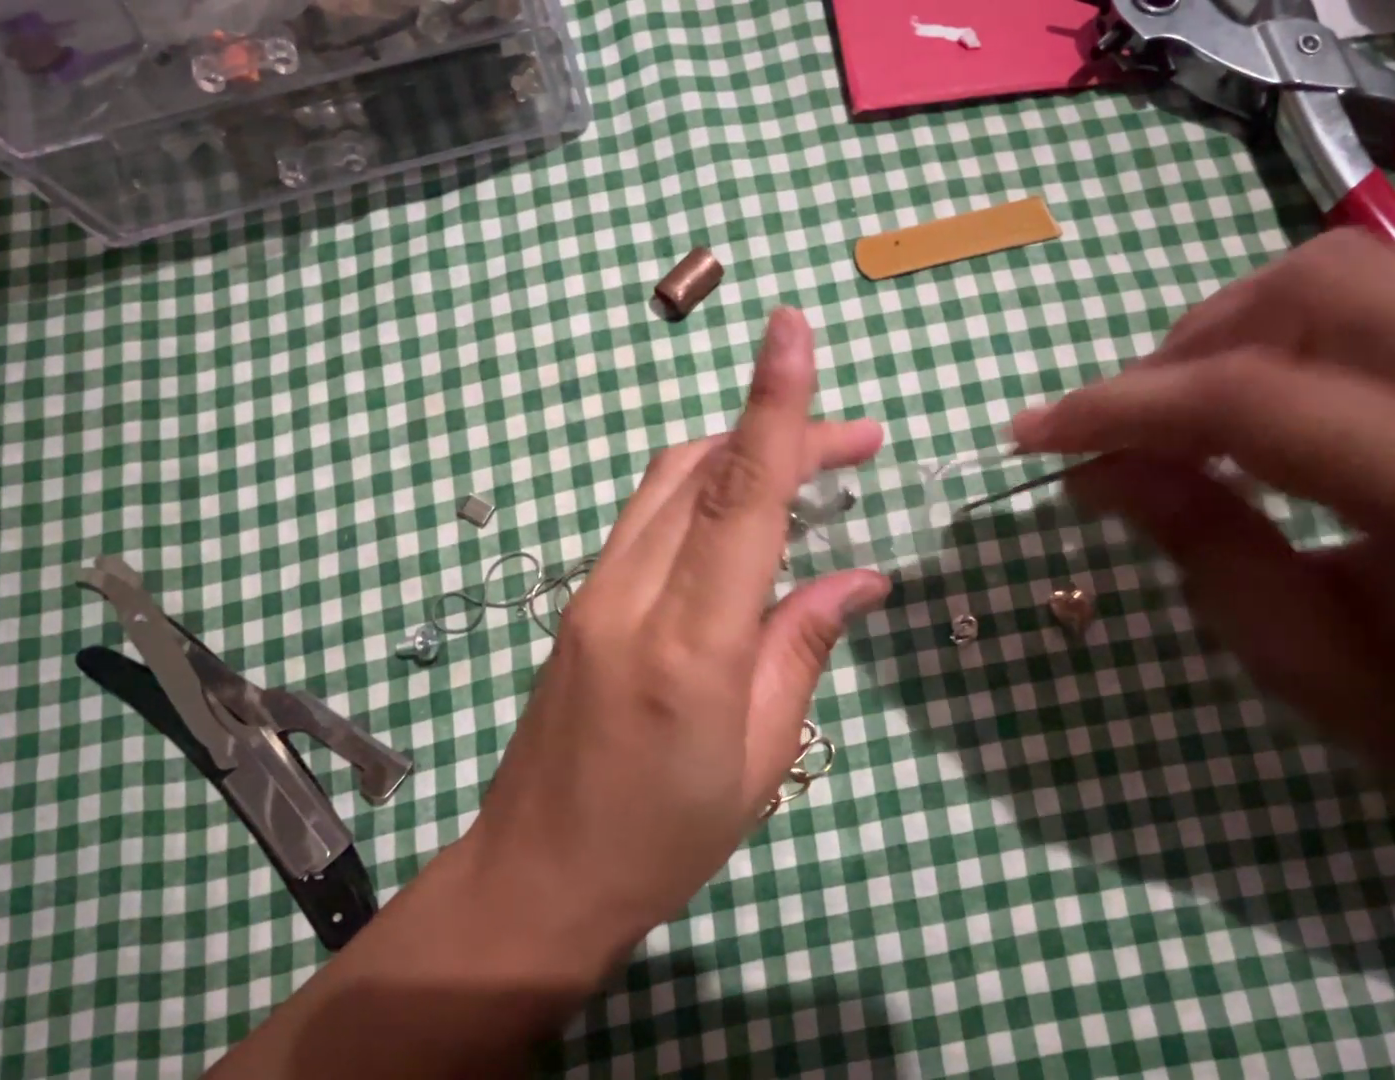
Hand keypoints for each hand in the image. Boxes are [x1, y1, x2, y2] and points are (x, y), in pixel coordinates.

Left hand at [210, 309, 890, 1078]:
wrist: (534, 878)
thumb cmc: (662, 839)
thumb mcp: (759, 757)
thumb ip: (802, 648)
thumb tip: (861, 575)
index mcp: (688, 645)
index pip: (738, 499)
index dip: (774, 410)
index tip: (793, 331)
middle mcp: (629, 597)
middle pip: (702, 472)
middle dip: (781, 431)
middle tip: (860, 442)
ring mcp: (590, 594)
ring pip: (666, 485)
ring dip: (737, 454)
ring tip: (811, 469)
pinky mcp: (574, 603)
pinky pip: (644, 521)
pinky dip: (700, 493)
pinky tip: (741, 519)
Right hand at [1012, 231, 1394, 892]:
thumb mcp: (1324, 671)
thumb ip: (1206, 551)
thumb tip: (1098, 469)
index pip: (1260, 400)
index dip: (1121, 407)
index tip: (1032, 434)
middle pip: (1320, 285)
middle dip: (1183, 344)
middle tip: (1124, 423)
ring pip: (1365, 278)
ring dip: (1240, 332)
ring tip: (1189, 414)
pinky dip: (1304, 346)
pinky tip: (1278, 416)